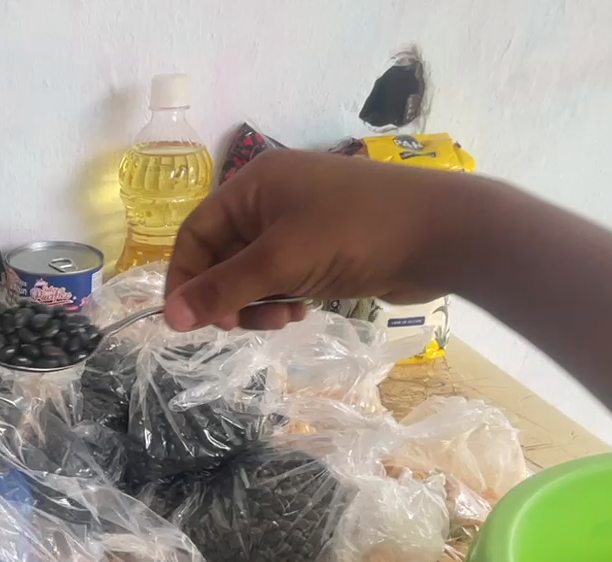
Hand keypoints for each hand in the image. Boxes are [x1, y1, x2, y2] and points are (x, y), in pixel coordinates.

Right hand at [163, 149, 475, 330]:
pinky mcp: (320, 247)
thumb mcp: (278, 264)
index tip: (185, 321)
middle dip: (226, 296)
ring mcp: (297, 223)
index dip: (184, 279)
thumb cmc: (354, 235)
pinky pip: (278, 279)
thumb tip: (168, 319)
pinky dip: (280, 301)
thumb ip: (221, 291)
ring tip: (281, 319)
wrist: (443, 235)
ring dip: (254, 304)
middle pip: (220, 257)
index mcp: (254, 185)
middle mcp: (270, 199)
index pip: (194, 234)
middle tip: (238, 326)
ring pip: (249, 274)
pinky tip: (300, 312)